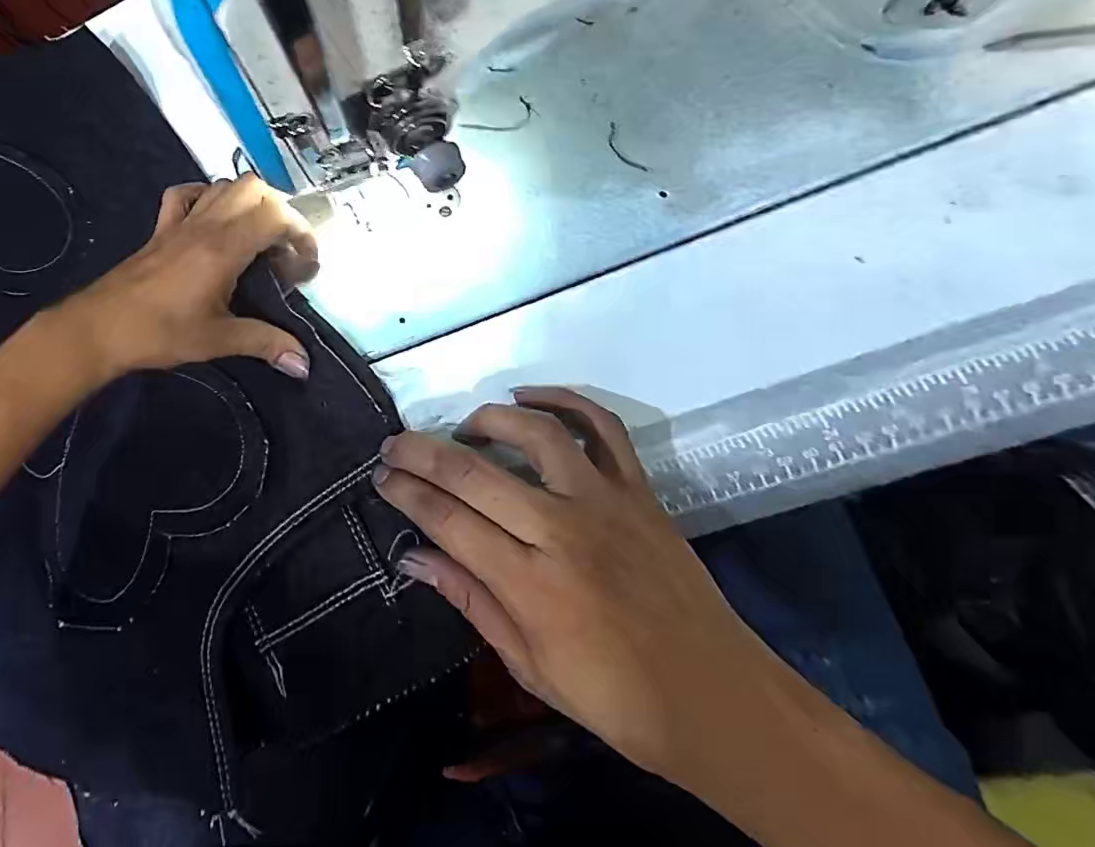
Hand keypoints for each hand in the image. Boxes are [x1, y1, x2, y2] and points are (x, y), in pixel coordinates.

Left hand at [51, 175, 318, 384]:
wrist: (98, 329)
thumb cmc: (159, 333)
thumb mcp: (218, 340)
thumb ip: (265, 343)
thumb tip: (303, 364)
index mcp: (223, 248)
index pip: (275, 215)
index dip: (301, 232)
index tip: (305, 265)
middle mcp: (205, 225)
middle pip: (254, 188)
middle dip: (281, 211)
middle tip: (284, 248)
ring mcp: (181, 223)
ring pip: (224, 186)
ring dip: (250, 203)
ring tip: (259, 238)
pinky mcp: (161, 229)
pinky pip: (188, 195)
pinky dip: (209, 197)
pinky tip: (216, 220)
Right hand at [373, 387, 785, 781]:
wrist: (713, 694)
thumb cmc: (613, 696)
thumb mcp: (528, 664)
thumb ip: (469, 600)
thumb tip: (412, 557)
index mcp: (530, 584)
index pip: (448, 520)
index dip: (406, 494)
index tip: (381, 478)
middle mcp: (562, 530)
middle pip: (474, 473)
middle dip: (421, 453)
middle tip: (393, 445)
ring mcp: (605, 501)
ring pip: (535, 434)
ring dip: (487, 420)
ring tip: (461, 429)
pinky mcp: (639, 490)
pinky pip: (602, 427)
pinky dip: (566, 401)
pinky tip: (529, 399)